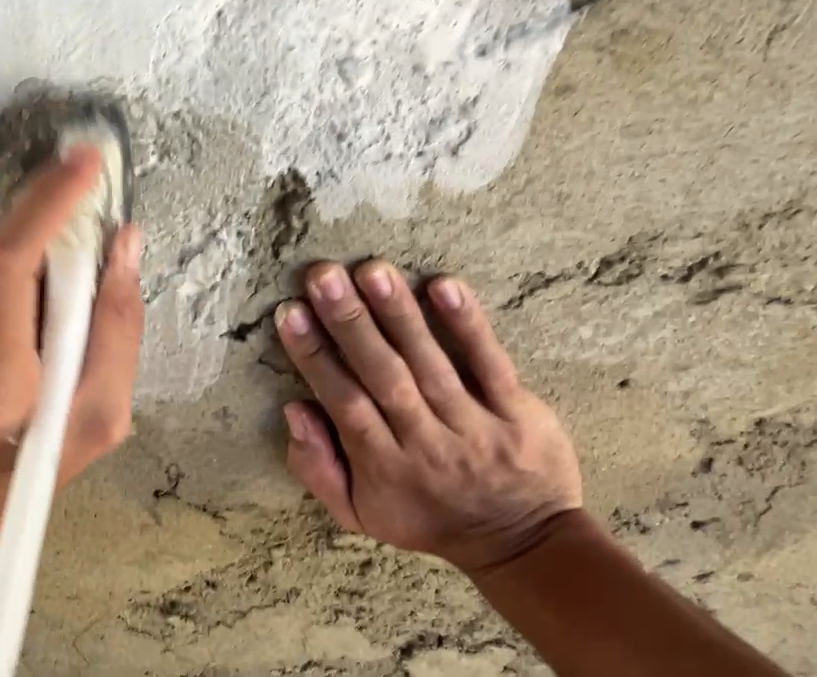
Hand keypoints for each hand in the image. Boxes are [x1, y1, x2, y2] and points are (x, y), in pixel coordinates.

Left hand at [0, 147, 145, 568]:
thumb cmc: (24, 479)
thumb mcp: (97, 423)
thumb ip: (117, 329)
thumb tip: (123, 244)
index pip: (4, 266)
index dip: (44, 205)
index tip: (84, 161)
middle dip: (51, 232)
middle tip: (91, 233)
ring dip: (27, 271)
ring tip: (44, 323)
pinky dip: (0, 289)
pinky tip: (9, 334)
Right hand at [274, 260, 582, 573]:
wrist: (526, 547)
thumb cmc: (425, 517)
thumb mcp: (357, 514)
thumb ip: (316, 466)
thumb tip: (294, 409)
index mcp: (383, 466)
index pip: (343, 402)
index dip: (314, 357)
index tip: (290, 312)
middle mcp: (426, 443)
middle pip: (383, 376)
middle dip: (350, 322)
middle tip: (322, 275)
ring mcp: (475, 426)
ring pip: (430, 364)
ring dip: (399, 314)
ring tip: (372, 269)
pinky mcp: (520, 413)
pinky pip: (492, 364)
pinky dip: (469, 325)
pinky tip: (444, 285)